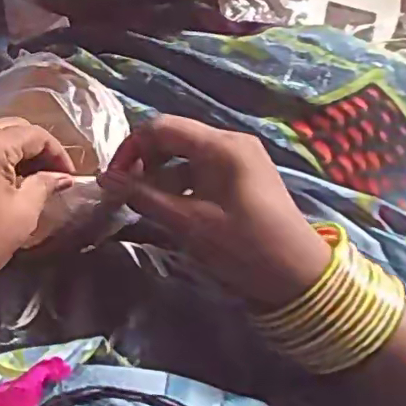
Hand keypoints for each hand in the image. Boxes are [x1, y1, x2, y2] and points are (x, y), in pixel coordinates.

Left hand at [0, 119, 75, 293]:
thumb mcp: (21, 214)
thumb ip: (44, 186)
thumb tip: (62, 177)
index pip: (34, 135)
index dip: (57, 154)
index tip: (69, 176)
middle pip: (12, 129)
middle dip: (35, 150)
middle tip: (53, 176)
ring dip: (14, 152)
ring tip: (32, 178)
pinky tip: (6, 178)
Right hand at [98, 115, 330, 307]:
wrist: (301, 277)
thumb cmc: (244, 247)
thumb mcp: (188, 223)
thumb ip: (143, 196)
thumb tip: (105, 179)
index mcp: (220, 147)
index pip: (160, 127)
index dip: (130, 148)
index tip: (114, 179)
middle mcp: (230, 142)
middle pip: (172, 136)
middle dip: (143, 159)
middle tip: (127, 190)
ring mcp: (238, 157)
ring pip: (183, 153)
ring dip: (159, 172)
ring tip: (145, 201)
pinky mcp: (242, 174)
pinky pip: (199, 167)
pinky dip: (178, 181)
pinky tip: (170, 205)